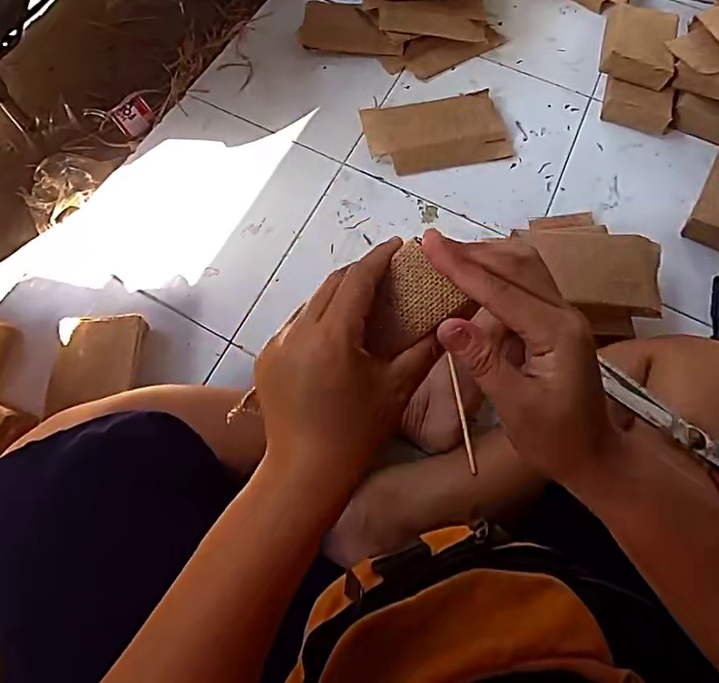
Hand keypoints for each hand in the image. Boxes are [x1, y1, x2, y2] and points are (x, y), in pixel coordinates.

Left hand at [255, 238, 441, 495]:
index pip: (357, 279)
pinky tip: (335, 333)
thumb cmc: (356, 434)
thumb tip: (452, 321)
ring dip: (337, 295)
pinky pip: (296, 324)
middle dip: (359, 272)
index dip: (379, 258)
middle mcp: (298, 331)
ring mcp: (277, 342)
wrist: (303, 474)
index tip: (397, 244)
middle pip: (331, 284)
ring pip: (312, 302)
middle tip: (386, 270)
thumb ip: (424, 349)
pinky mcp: (265, 356)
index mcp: (332, 336)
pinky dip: (318, 318)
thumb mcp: (396, 389)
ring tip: (363, 300)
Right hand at [420, 230, 617, 484]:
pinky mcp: (555, 319)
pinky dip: (495, 267)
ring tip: (447, 251)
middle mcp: (564, 313)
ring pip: (523, 265)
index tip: (429, 243)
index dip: (460, 265)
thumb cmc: (557, 441)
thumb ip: (483, 362)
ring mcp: (563, 314)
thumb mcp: (515, 408)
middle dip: (470, 251)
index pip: (500, 289)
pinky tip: (473, 272)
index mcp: (556, 333)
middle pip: (515, 264)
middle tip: (430, 242)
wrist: (599, 458)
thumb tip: (447, 323)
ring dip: (484, 253)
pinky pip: (524, 279)